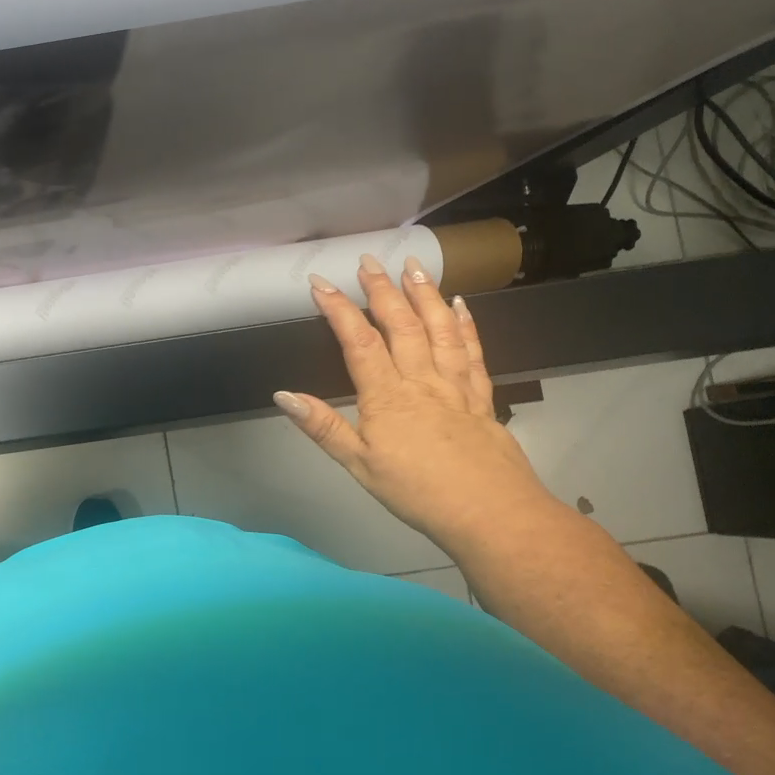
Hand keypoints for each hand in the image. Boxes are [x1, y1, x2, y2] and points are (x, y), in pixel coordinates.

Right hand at [274, 253, 561, 552]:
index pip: (359, 343)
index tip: (321, 283)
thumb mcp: (359, 464)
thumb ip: (323, 427)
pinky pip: (473, 353)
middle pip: (401, 326)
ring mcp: (456, 387)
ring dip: (425, 296)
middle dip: (382, 290)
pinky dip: (465, 325)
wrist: (490, 513)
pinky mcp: (481, 399)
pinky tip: (461, 306)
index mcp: (388, 398)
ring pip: (440, 330)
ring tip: (415, 267)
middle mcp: (422, 382)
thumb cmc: (416, 492)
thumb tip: (284, 395)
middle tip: (370, 261)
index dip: (338, 310)